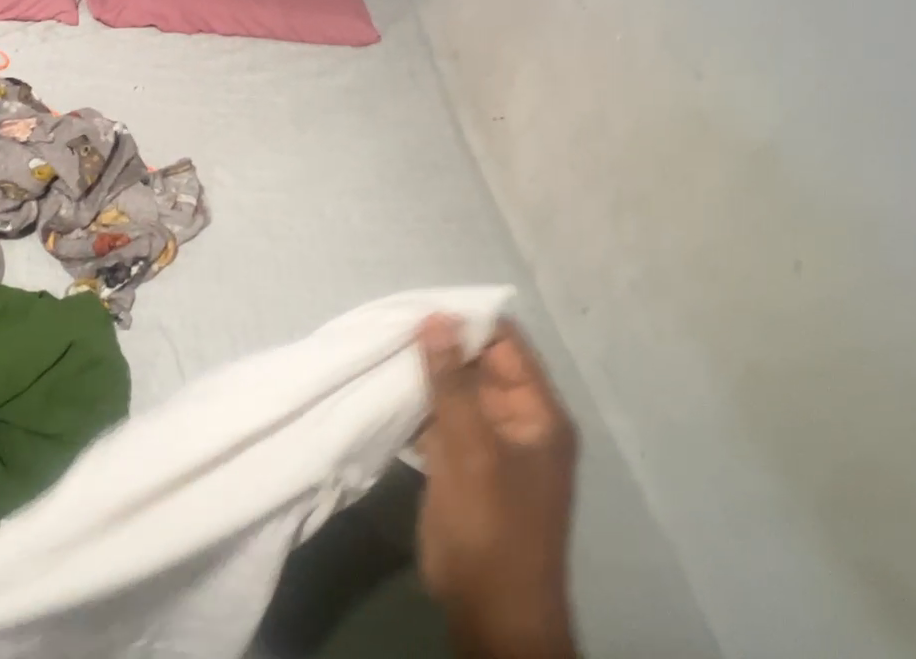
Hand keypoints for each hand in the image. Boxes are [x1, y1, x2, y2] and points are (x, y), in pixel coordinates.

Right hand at [414, 315, 578, 658]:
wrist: (492, 608)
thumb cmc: (491, 525)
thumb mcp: (470, 448)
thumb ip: (451, 381)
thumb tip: (435, 317)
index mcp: (538, 413)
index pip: (505, 344)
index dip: (465, 321)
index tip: (414, 307)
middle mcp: (518, 421)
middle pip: (478, 365)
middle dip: (436, 347)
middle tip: (385, 330)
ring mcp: (489, 445)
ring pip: (454, 393)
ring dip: (421, 376)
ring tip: (377, 354)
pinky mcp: (463, 465)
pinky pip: (440, 421)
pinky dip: (415, 407)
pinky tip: (383, 394)